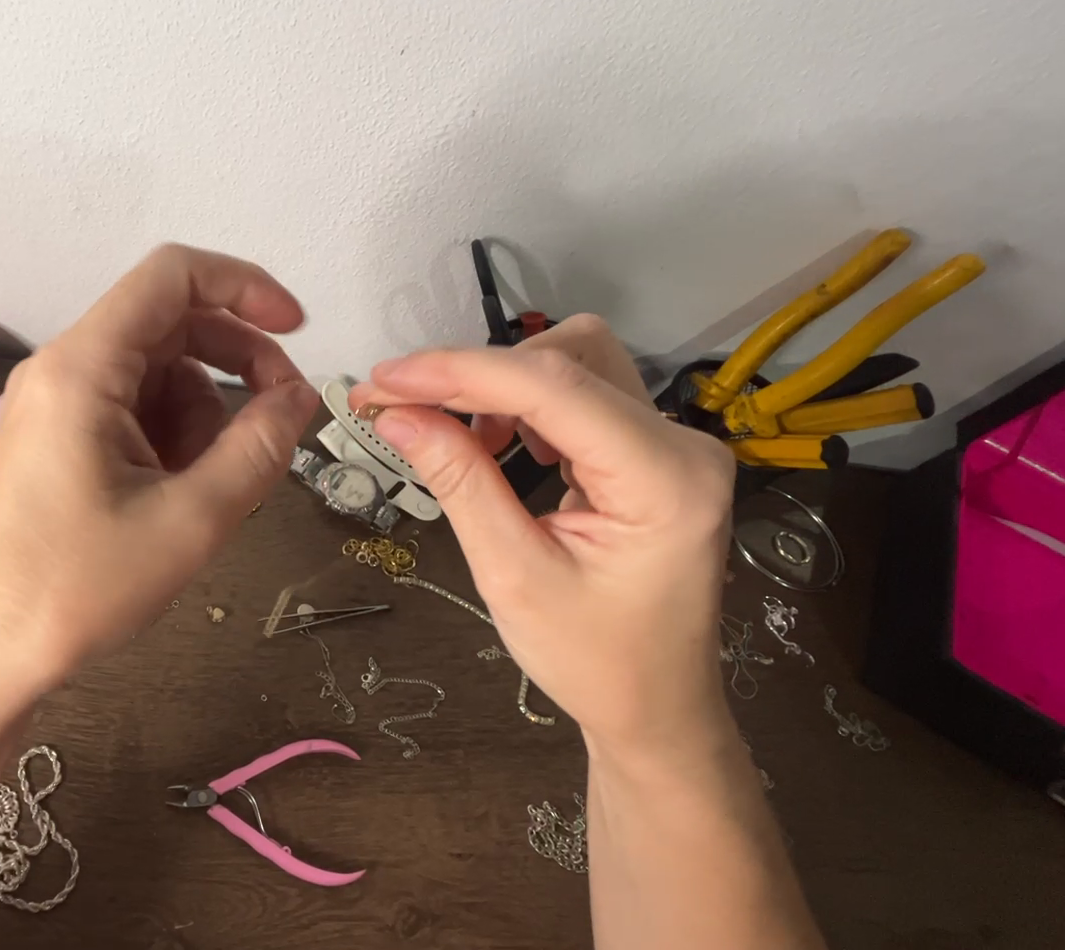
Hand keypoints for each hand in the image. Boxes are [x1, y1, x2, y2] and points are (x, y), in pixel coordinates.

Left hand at [0, 245, 320, 688]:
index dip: (245, 286)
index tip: (297, 331)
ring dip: (203, 416)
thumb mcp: (190, 521)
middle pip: (170, 326)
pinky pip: (133, 411)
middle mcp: (64, 369)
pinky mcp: (58, 440)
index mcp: (83, 367)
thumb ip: (259, 448)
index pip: (172, 276)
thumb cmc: (77, 590)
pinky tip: (177, 497)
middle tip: (279, 423)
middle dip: (235, 364)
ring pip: (157, 375)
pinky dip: (172, 439)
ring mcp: (56, 405)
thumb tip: (302, 396)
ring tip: (207, 490)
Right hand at [350, 316, 736, 755]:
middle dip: (475, 376)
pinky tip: (495, 442)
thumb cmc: (591, 659)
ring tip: (453, 434)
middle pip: (569, 358)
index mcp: (665, 480)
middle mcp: (681, 442)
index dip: (460, 372)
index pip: (554, 388)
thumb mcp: (511, 574)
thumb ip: (459, 482)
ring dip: (498, 386)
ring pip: (573, 363)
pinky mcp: (648, 448)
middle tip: (401, 406)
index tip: (383, 380)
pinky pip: (578, 393)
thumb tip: (396, 415)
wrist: (656, 706)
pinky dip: (520, 404)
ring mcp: (671, 441)